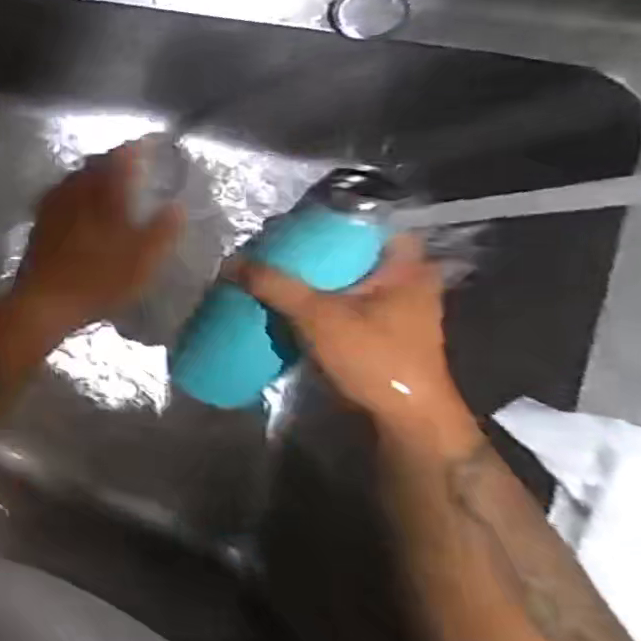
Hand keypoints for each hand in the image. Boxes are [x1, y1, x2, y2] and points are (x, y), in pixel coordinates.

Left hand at [10, 141, 182, 334]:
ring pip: (76, 176)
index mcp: (105, 193)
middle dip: (114, 159)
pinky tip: (77, 202)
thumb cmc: (99, 280)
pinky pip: (60, 192)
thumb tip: (177, 206)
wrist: (44, 300)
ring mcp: (53, 203)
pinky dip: (74, 190)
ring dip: (92, 173)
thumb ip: (163, 230)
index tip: (149, 143)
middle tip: (131, 164)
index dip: (137, 147)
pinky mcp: (38, 220)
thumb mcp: (143, 260)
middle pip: (96, 162)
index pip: (122, 156)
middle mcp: (77, 189)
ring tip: (107, 181)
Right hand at [236, 234, 464, 434]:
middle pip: (357, 253)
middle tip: (279, 246)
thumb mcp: (317, 315)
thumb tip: (231, 262)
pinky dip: (322, 302)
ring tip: (278, 271)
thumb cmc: (374, 358)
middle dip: (319, 250)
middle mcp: (409, 285)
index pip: (374, 226)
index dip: (336, 219)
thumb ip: (274, 285)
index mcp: (407, 269)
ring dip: (318, 278)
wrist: (405, 421)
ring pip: (351, 281)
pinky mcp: (384, 335)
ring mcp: (399, 313)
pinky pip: (348, 305)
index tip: (299, 222)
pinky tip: (291, 302)